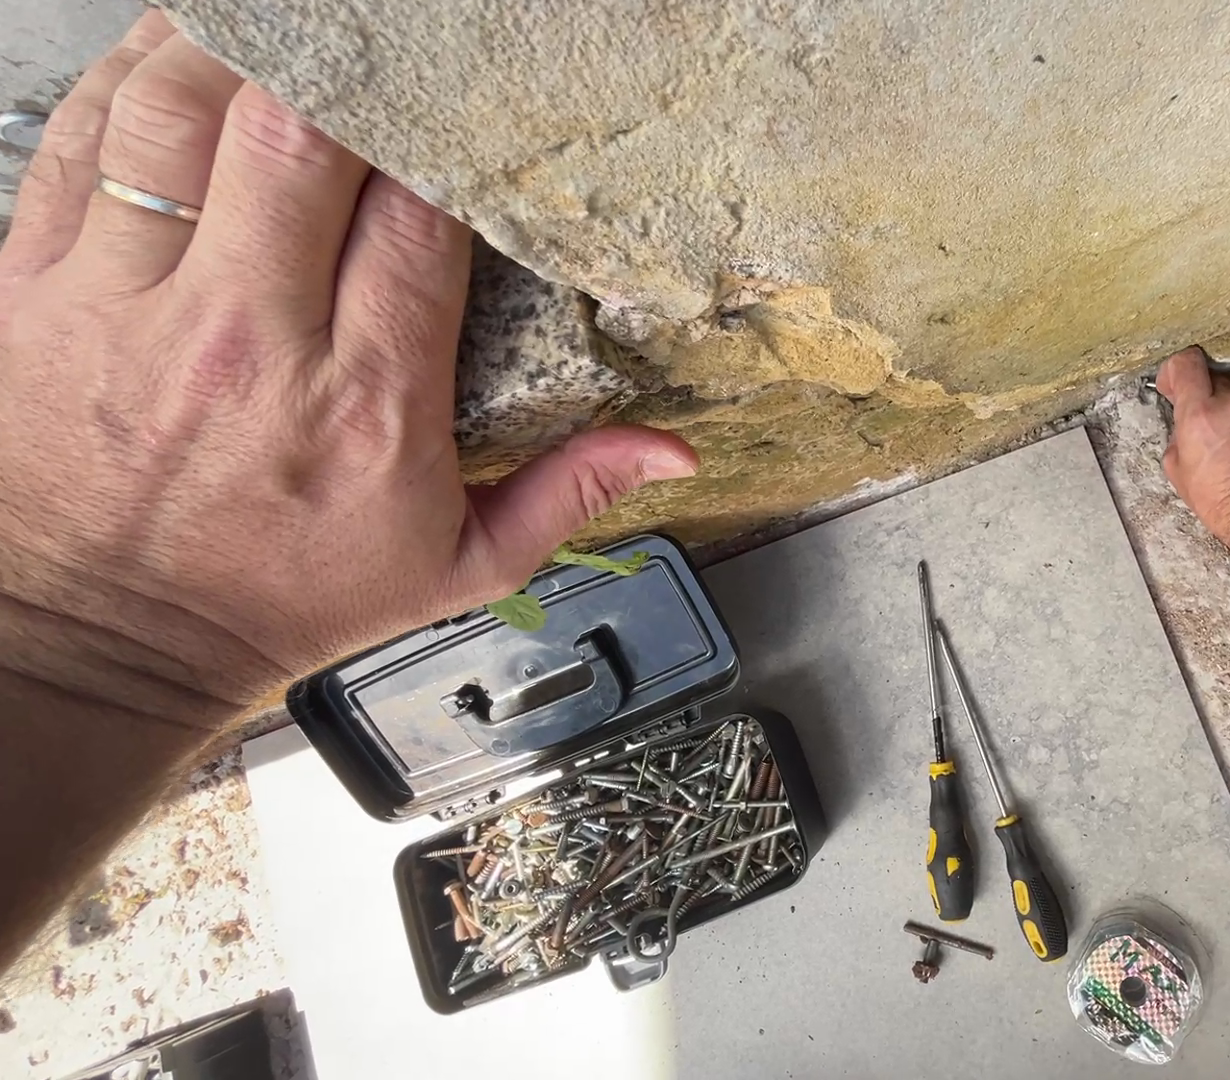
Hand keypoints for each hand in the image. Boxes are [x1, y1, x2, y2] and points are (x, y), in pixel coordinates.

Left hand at [0, 13, 697, 718]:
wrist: (98, 635)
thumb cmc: (299, 596)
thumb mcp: (472, 564)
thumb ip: (574, 492)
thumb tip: (672, 453)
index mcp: (374, 402)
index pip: (417, 228)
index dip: (452, 154)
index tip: (482, 123)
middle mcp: (253, 338)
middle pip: (304, 143)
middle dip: (359, 83)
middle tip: (400, 60)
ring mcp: (131, 301)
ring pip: (182, 111)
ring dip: (249, 56)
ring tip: (304, 40)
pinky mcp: (36, 284)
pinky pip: (84, 135)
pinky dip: (144, 79)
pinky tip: (199, 66)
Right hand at [1155, 346, 1229, 550]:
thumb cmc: (1220, 500)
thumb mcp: (1176, 469)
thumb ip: (1177, 430)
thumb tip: (1184, 416)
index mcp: (1200, 414)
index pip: (1185, 362)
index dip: (1174, 371)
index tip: (1173, 387)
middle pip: (1210, 373)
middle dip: (1202, 393)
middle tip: (1201, 419)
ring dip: (1227, 401)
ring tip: (1229, 432)